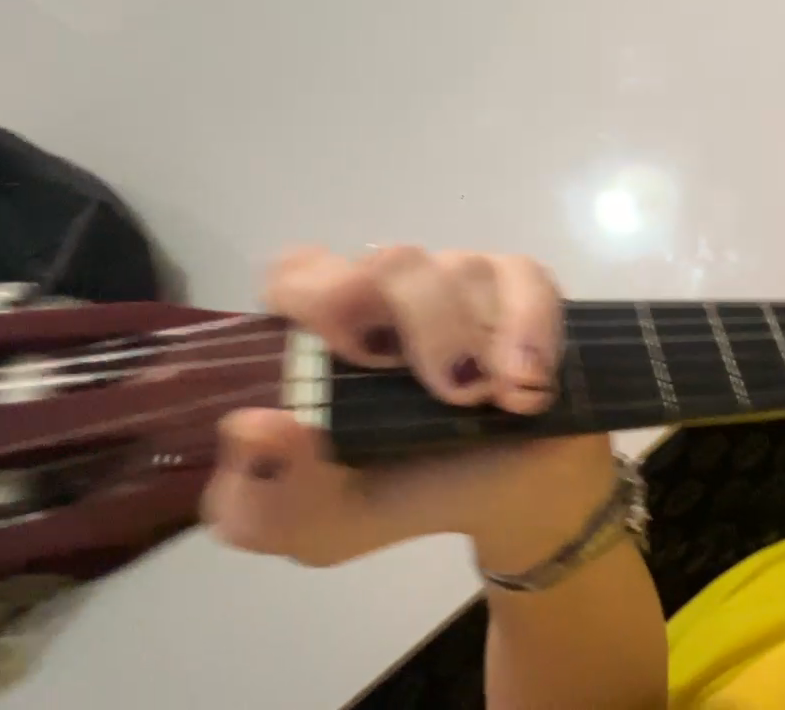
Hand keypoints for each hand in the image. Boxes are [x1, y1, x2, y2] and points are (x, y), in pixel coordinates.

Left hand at [201, 246, 614, 570]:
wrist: (511, 498)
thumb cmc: (408, 494)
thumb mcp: (319, 523)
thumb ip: (267, 493)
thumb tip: (253, 423)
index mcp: (328, 334)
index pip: (302, 272)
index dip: (320, 294)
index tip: (353, 354)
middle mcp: (392, 294)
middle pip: (394, 262)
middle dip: (425, 325)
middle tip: (450, 393)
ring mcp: (464, 283)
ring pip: (464, 269)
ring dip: (482, 339)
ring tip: (500, 402)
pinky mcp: (528, 288)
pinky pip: (527, 279)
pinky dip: (531, 327)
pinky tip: (531, 382)